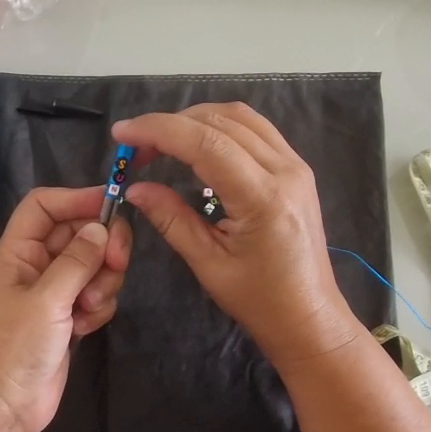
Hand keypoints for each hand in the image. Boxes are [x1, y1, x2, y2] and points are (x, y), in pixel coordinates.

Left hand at [0, 186, 133, 431]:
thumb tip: (101, 227)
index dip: (78, 198)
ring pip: (96, 265)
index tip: (114, 204)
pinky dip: (99, 307)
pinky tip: (85, 329)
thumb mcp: (46, 299)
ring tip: (88, 308)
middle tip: (116, 263)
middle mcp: (38, 265)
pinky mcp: (69, 319)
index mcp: (20, 250)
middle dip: (103, 245)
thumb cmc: (12, 348)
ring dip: (104, 282)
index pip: (46, 204)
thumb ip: (77, 261)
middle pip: (80, 232)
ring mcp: (55, 293)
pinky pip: (97, 296)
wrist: (0, 406)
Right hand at [115, 103, 362, 369]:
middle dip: (171, 124)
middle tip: (135, 148)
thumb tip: (135, 189)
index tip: (122, 133)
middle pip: (220, 121)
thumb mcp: (208, 263)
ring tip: (160, 143)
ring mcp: (295, 165)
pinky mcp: (296, 169)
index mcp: (262, 197)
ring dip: (195, 120)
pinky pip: (255, 130)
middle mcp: (284, 170)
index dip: (159, 130)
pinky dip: (219, 127)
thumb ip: (172, 220)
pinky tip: (195, 145)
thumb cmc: (258, 299)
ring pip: (240, 117)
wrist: (307, 314)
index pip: (205, 142)